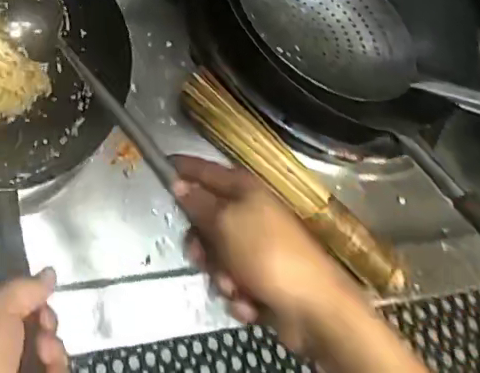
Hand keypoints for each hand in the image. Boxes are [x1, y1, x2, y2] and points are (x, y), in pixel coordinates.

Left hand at [0, 268, 68, 372]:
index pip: (14, 294)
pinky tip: (52, 370)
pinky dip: (57, 369)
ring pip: (50, 349)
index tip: (43, 295)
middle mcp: (1, 338)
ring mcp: (18, 366)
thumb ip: (25, 287)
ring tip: (46, 355)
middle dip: (47, 321)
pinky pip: (54, 371)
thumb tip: (50, 272)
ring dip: (54, 348)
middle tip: (44, 328)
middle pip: (37, 321)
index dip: (31, 292)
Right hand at [171, 155, 370, 356]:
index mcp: (243, 189)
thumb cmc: (268, 254)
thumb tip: (178, 182)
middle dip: (200, 242)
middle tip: (198, 255)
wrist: (320, 313)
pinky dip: (238, 295)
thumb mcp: (224, 222)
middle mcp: (251, 213)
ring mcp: (259, 248)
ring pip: (217, 254)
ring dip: (219, 274)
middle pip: (206, 217)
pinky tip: (249, 303)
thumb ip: (196, 201)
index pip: (203, 168)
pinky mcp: (265, 280)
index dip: (181, 167)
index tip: (159, 166)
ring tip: (232, 287)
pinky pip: (235, 281)